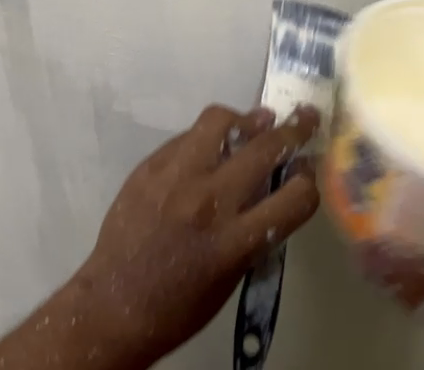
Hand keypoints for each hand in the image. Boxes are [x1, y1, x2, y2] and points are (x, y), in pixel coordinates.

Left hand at [66, 103, 322, 368]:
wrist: (113, 306)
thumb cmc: (181, 303)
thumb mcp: (233, 273)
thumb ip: (258, 227)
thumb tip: (279, 183)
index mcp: (235, 241)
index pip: (296, 197)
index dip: (310, 180)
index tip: (308, 170)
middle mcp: (209, 202)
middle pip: (266, 148)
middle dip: (294, 130)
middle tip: (305, 118)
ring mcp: (176, 178)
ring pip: (221, 121)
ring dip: (245, 120)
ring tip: (254, 123)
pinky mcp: (149, 166)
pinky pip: (187, 136)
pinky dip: (206, 138)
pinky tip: (209, 149)